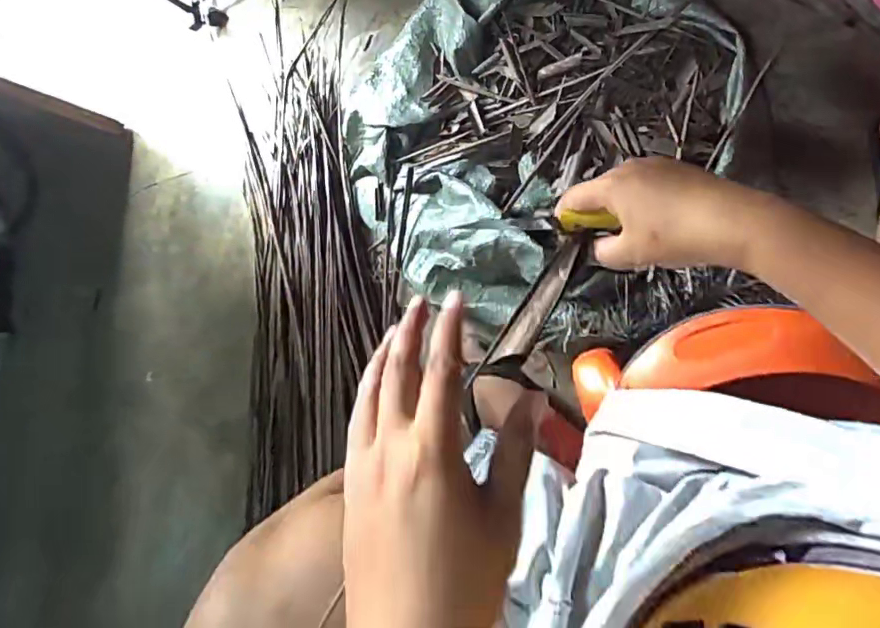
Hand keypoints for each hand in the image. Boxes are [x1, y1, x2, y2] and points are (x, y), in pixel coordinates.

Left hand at [344, 293, 538, 627]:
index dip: (449, 329)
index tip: (454, 298)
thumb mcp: (502, 517)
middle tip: (421, 301)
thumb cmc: (465, 581)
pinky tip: (374, 384)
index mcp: (432, 449)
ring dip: (383, 353)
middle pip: (398, 370)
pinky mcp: (350, 482)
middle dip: (410, 329)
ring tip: (396, 330)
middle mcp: (390, 445)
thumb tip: (529, 398)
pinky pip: (355, 418)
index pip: (441, 371)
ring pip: (369, 390)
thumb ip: (514, 451)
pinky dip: (366, 388)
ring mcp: (363, 463)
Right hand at [558, 156, 760, 268]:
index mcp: (611, 185)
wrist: (735, 220)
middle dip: (597, 214)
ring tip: (640, 234)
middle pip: (599, 190)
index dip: (565, 216)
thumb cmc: (677, 236)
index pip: (573, 198)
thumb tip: (599, 247)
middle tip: (607, 240)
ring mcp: (655, 164)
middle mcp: (628, 168)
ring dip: (623, 208)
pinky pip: (649, 184)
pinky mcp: (678, 168)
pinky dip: (645, 202)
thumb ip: (605, 252)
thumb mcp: (634, 254)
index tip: (567, 232)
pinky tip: (665, 222)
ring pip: (626, 187)